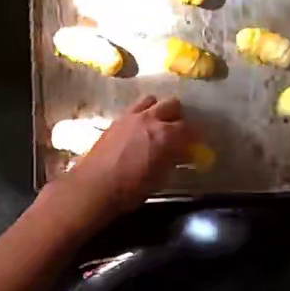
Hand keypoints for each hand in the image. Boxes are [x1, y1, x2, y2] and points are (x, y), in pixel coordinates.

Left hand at [50, 95, 194, 225]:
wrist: (94, 186)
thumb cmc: (130, 189)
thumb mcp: (159, 179)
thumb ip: (172, 161)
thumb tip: (179, 154)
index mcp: (166, 135)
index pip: (189, 129)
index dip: (195, 137)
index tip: (195, 144)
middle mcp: (150, 119)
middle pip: (172, 105)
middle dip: (178, 117)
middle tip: (177, 132)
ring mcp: (131, 116)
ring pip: (152, 100)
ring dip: (158, 109)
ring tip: (157, 124)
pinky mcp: (116, 120)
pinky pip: (134, 108)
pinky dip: (142, 114)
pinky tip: (139, 128)